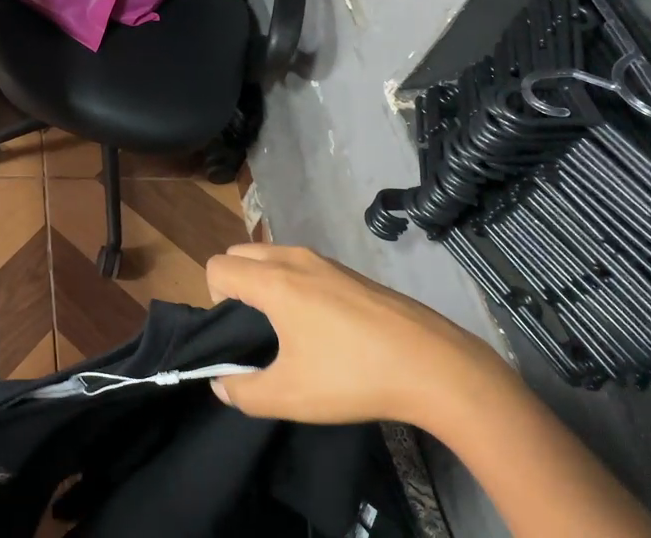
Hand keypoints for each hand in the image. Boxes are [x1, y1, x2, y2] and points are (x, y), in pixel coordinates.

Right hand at [206, 244, 512, 427]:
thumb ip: (245, 392)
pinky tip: (325, 325)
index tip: (238, 332)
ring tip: (288, 326)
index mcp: (274, 282)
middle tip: (255, 327)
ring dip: (265, 279)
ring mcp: (327, 262)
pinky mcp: (352, 273)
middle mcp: (295, 260)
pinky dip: (295, 282)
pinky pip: (303, 265)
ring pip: (273, 255)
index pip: (218, 267)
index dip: (214, 297)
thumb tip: (221, 385)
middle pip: (241, 253)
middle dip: (235, 282)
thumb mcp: (291, 397)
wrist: (436, 367)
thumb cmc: (354, 377)